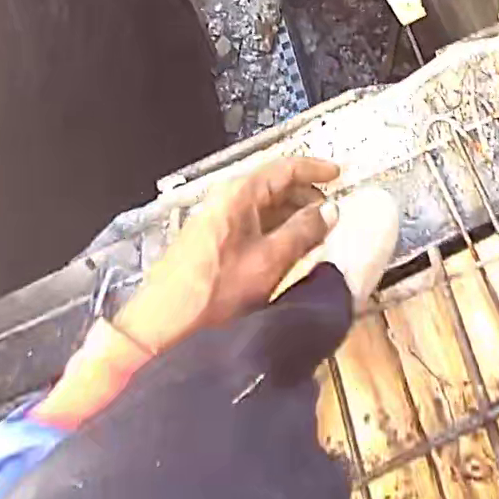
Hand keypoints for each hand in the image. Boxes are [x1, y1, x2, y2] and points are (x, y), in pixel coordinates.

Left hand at [113, 156, 338, 354]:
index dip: (314, 169)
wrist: (159, 331)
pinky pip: (253, 223)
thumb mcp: (269, 261)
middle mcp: (227, 199)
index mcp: (239, 193)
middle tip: (332, 212)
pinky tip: (290, 247)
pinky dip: (277, 229)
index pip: (284, 167)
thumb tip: (331, 210)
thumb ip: (304, 232)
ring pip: (265, 205)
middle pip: (274, 184)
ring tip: (318, 231)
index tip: (338, 174)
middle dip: (306, 194)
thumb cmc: (215, 293)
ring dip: (293, 213)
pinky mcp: (213, 241)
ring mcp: (218, 219)